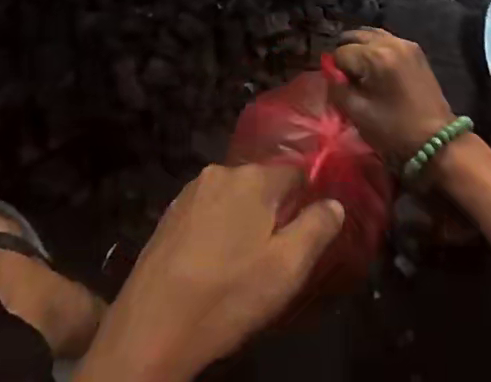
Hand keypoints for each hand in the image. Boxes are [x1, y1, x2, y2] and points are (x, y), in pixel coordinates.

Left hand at [74, 164, 343, 381]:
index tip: (312, 227)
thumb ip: (315, 230)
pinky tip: (220, 260)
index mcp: (252, 179)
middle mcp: (220, 171)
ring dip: (246, 219)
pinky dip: (221, 226)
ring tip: (250, 261)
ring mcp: (191, 189)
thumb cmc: (229, 294)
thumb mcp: (286, 268)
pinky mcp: (172, 210)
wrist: (156, 318)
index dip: (308, 197)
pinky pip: (210, 209)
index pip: (294, 173)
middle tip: (282, 252)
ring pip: (234, 197)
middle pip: (262, 183)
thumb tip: (334, 202)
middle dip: (276, 210)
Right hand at [328, 28, 456, 161]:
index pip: (340, 53)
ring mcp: (405, 44)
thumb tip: (330, 73)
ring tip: (361, 70)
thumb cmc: (395, 130)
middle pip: (353, 36)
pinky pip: (386, 39)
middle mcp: (390, 42)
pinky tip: (376, 67)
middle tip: (347, 77)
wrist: (439, 142)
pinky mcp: (416, 50)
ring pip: (369, 34)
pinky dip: (375, 48)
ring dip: (360, 48)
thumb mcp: (357, 112)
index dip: (335, 70)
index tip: (340, 86)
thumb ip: (337, 87)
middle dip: (346, 54)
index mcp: (375, 56)